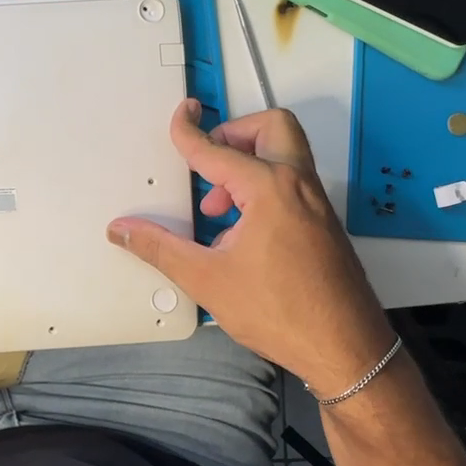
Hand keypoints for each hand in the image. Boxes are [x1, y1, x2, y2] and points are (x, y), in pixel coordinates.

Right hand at [108, 100, 394, 397]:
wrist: (344, 347)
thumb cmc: (279, 311)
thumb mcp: (205, 279)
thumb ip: (159, 247)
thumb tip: (122, 229)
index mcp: (269, 189)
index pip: (217, 149)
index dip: (189, 133)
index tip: (179, 118)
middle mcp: (299, 186)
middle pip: (272, 127)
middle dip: (235, 133)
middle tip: (207, 159)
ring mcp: (317, 204)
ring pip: (286, 156)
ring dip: (248, 164)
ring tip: (217, 206)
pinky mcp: (323, 225)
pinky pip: (292, 184)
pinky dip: (263, 188)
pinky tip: (240, 231)